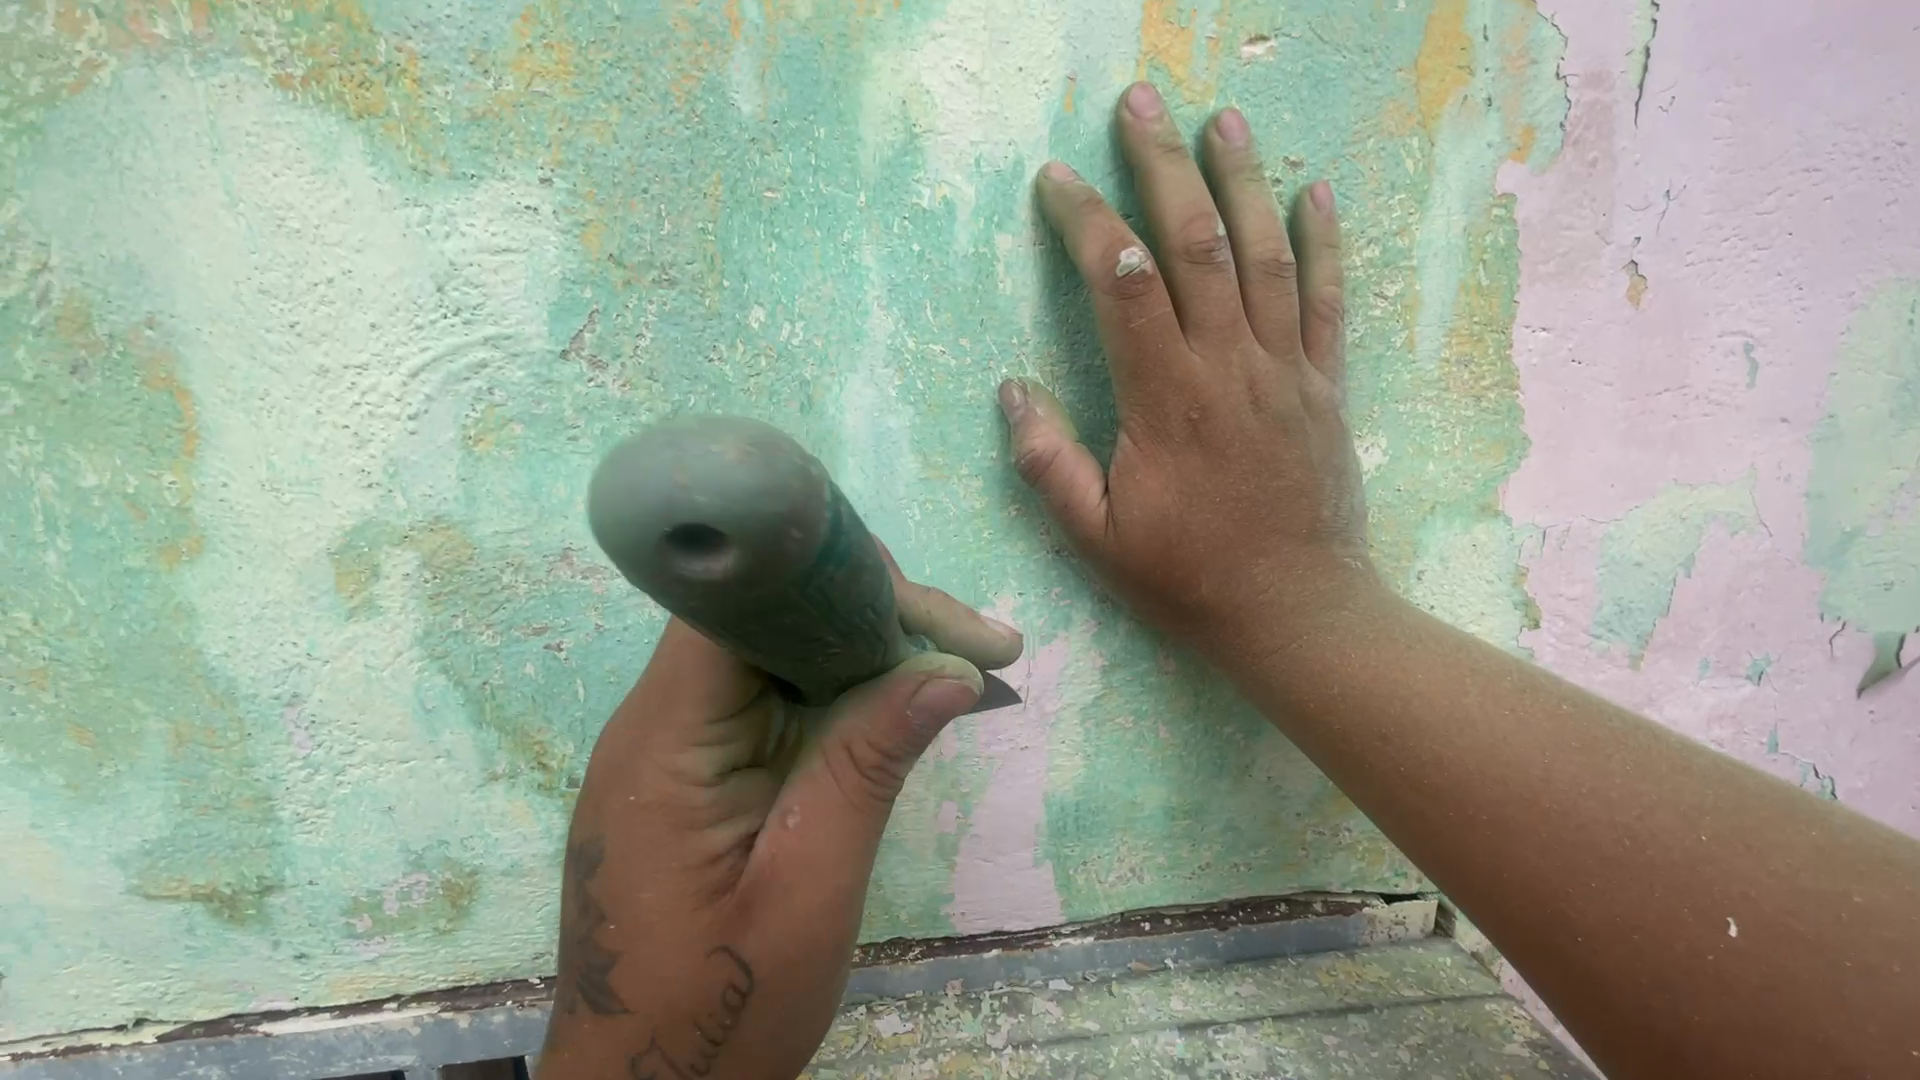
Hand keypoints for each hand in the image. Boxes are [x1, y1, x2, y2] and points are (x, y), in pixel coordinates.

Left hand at [536, 560, 1021, 1078]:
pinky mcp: (701, 768)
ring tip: (963, 663)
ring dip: (870, 652)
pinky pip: (776, 698)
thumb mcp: (810, 885)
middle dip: (876, 616)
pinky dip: (846, 692)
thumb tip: (952, 666)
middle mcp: (661, 719)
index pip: (743, 604)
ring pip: (780, 651)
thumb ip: (870, 762)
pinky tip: (906, 701)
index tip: (936, 614)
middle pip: (768, 616)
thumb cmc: (723, 1008)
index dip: (838, 583)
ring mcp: (678, 743)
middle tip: (980, 645)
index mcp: (668, 737)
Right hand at [1003, 81, 1375, 671]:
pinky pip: (1330, 298)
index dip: (1089, 223)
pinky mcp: (1325, 385)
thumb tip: (1012, 391)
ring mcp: (1286, 370)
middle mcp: (1229, 366)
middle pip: (1196, 244)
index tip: (1058, 181)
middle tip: (1141, 103)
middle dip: (1163, 167)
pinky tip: (1313, 190)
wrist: (1295, 611)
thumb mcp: (1097, 539)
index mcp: (1167, 400)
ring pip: (1267, 254)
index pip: (1124, 285)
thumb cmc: (1186, 578)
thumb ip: (1050, 464)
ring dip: (1242, 180)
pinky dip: (1324, 239)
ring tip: (1221, 120)